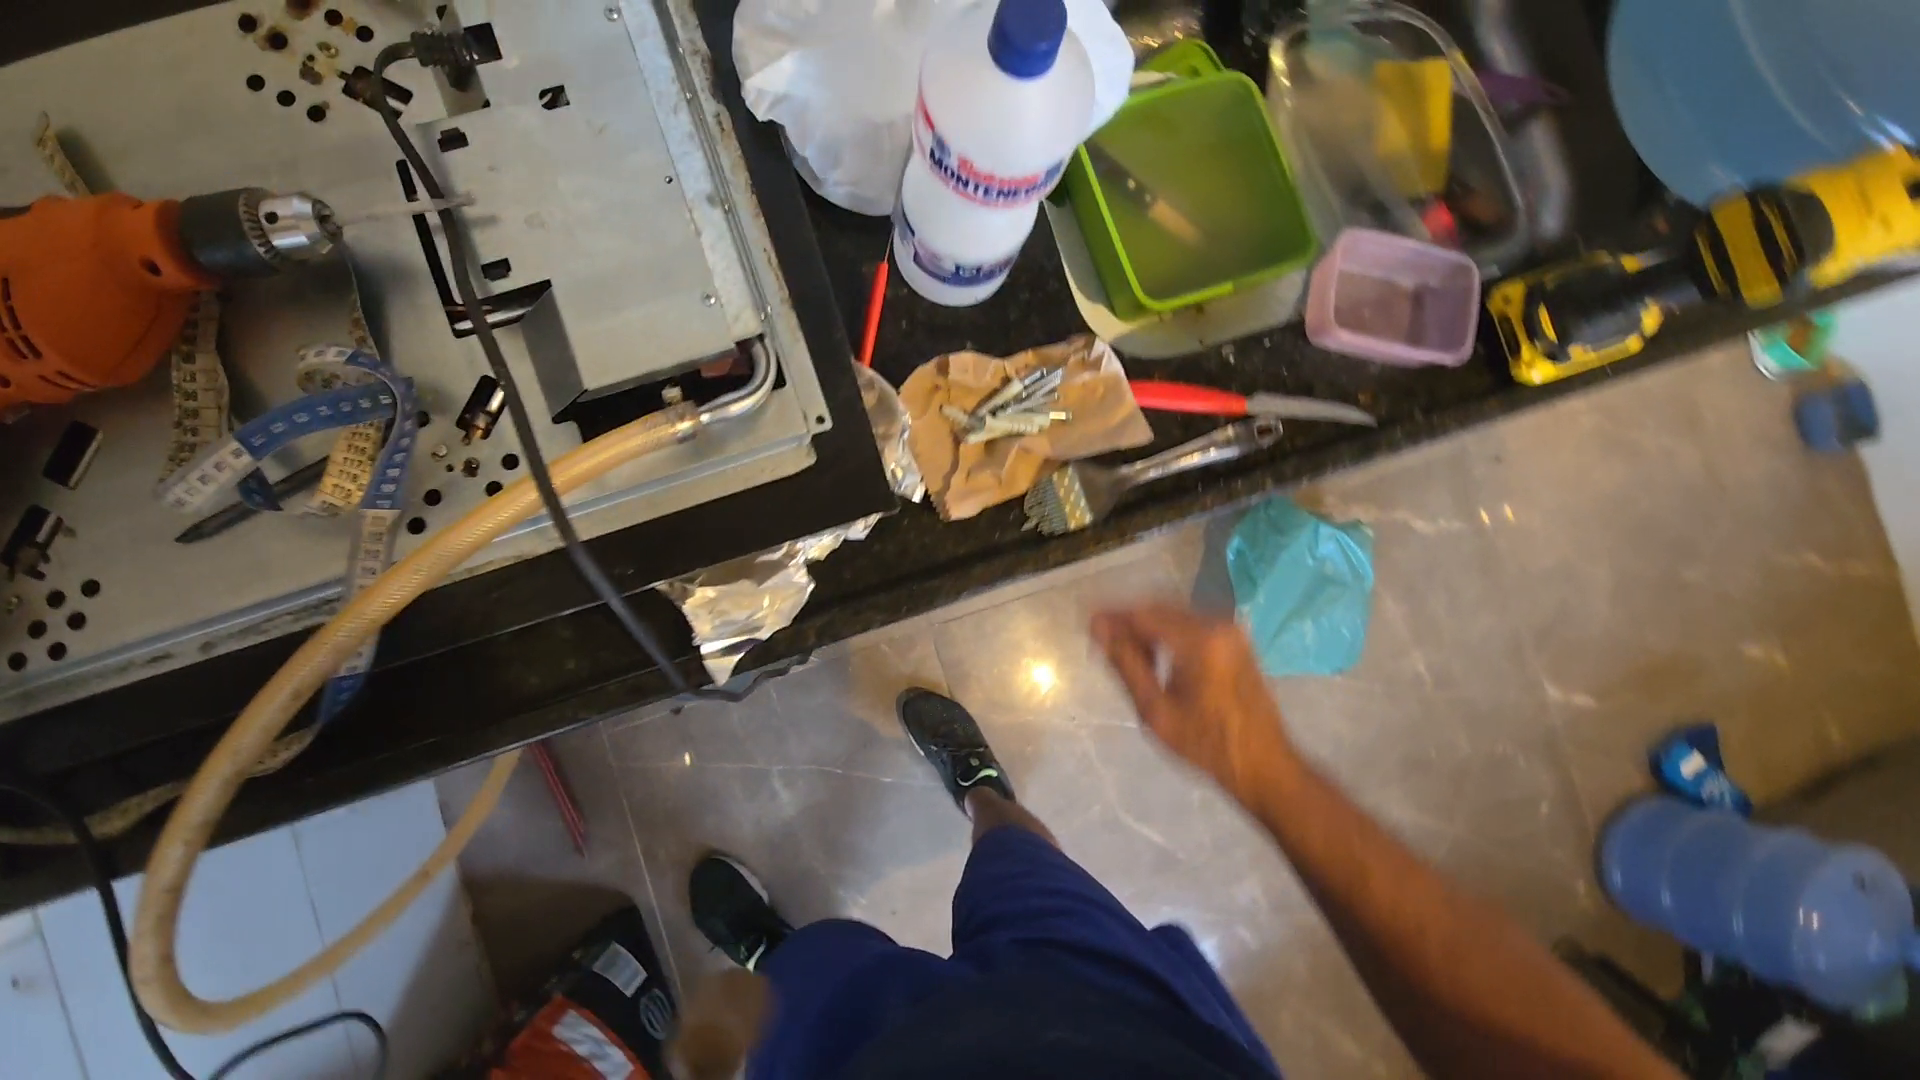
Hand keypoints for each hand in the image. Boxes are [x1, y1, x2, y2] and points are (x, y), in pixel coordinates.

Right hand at [1092, 604, 1300, 800]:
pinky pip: (1191, 626)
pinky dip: (1168, 636)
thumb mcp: (1155, 710)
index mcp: (1199, 640)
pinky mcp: (1236, 641)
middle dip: (1128, 622)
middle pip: (1159, 609)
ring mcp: (1231, 631)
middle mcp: (1218, 625)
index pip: (1143, 613)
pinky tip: (1154, 658)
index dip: (1112, 616)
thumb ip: (1125, 663)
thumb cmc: (1206, 745)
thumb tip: (1098, 629)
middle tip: (1101, 641)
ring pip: (1174, 616)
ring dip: (1147, 629)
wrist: (1264, 765)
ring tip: (1123, 654)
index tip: (1088, 624)